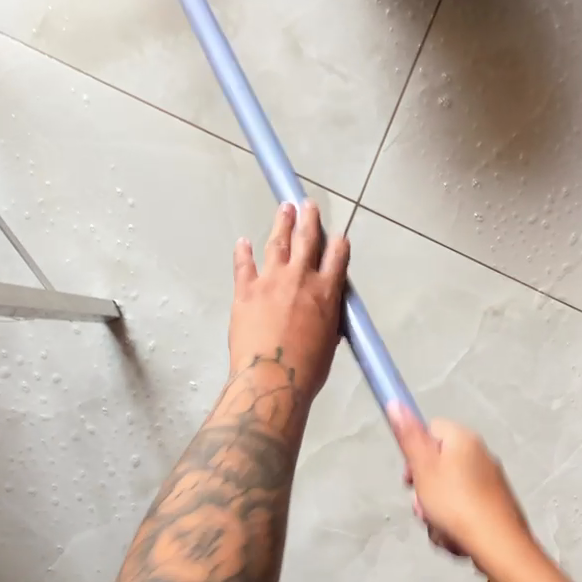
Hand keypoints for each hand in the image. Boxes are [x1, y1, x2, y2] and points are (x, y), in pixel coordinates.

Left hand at [230, 201, 349, 397]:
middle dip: (308, 220)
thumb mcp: (329, 343)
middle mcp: (300, 278)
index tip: (338, 236)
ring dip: (281, 224)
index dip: (338, 245)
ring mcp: (270, 280)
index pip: (337, 258)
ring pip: (277, 243)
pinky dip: (243, 251)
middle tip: (308, 204)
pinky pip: (244, 264)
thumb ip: (328, 321)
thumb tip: (326, 317)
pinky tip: (243, 241)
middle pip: (306, 240)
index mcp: (326, 293)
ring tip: (284, 208)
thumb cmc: (308, 369)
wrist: (272, 377)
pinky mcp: (245, 290)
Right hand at [387, 404, 531, 560]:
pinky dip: (454, 525)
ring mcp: (490, 482)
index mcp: (464, 440)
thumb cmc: (456, 505)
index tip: (410, 477)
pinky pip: (463, 511)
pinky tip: (455, 538)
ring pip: (448, 494)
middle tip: (424, 507)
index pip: (432, 431)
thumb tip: (395, 402)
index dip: (415, 453)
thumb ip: (409, 437)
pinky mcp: (495, 506)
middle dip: (425, 491)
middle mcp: (480, 455)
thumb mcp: (423, 469)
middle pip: (438, 466)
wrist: (497, 544)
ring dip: (437, 513)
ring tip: (441, 527)